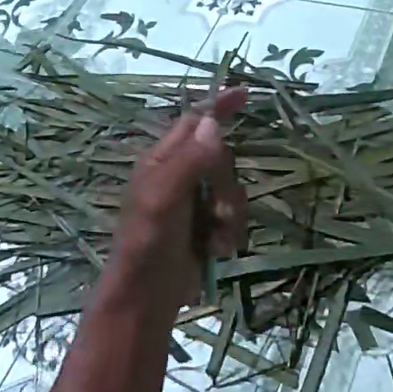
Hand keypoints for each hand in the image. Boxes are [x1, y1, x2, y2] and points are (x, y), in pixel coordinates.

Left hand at [102, 87, 248, 312]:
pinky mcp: (207, 228)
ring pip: (232, 189)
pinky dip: (229, 233)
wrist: (148, 298)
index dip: (218, 107)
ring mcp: (194, 203)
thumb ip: (189, 160)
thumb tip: (213, 122)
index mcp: (161, 161)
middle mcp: (179, 176)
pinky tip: (216, 250)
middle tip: (215, 207)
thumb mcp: (163, 198)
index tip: (246, 94)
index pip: (193, 122)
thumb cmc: (147, 244)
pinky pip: (233, 217)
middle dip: (225, 183)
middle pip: (221, 158)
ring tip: (214, 239)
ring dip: (229, 214)